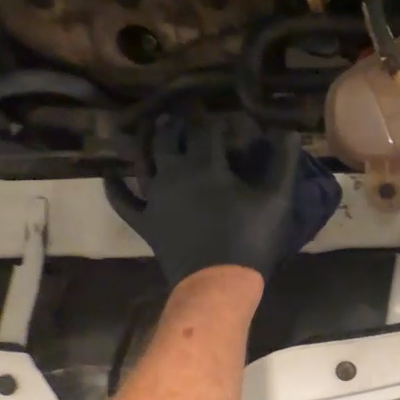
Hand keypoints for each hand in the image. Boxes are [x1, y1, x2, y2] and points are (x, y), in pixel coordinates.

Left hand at [105, 114, 312, 284]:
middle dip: (179, 124)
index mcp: (207, 166)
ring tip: (153, 129)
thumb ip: (284, 163)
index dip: (216, 120)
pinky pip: (122, 200)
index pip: (207, 130)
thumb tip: (289, 132)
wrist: (219, 283)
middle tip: (185, 116)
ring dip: (148, 141)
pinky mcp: (145, 221)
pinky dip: (114, 185)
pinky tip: (110, 173)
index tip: (226, 119)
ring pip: (144, 161)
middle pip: (169, 138)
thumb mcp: (278, 200)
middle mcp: (174, 174)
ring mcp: (155, 198)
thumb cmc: (252, 239)